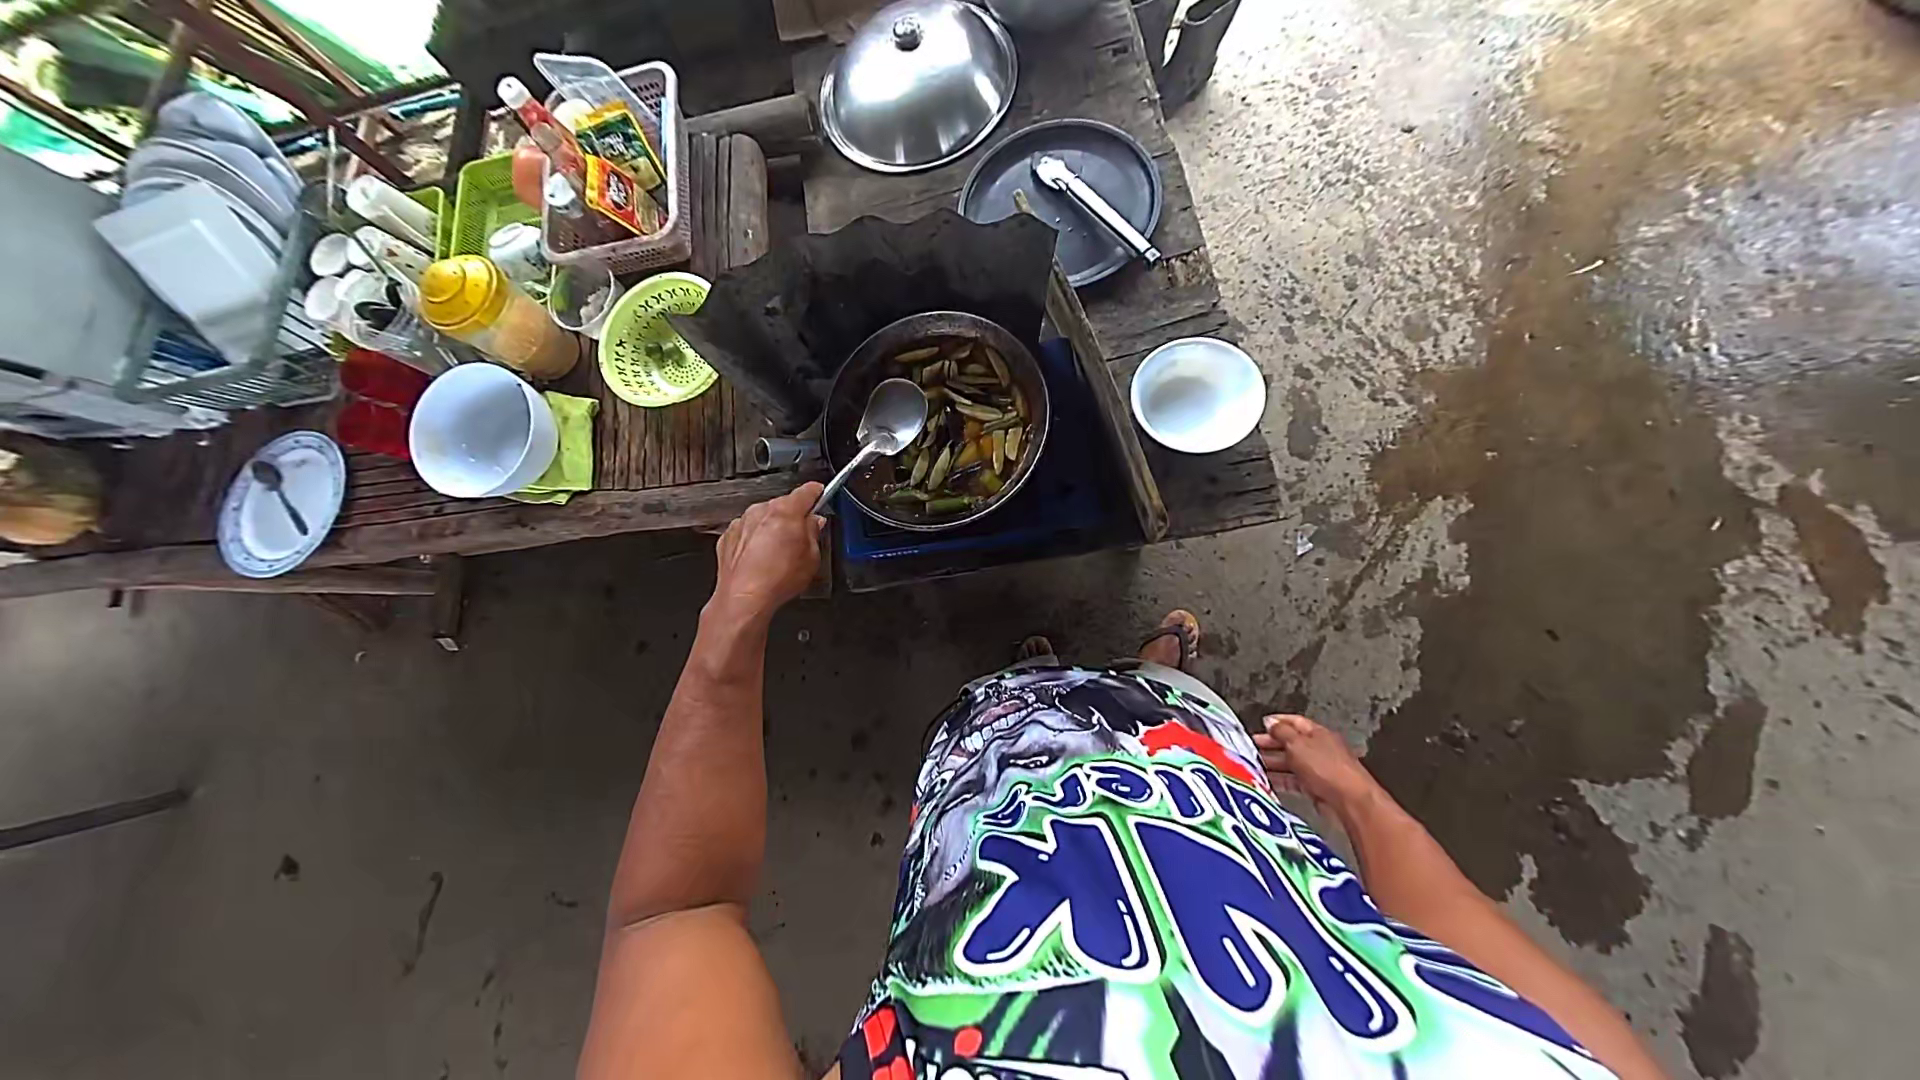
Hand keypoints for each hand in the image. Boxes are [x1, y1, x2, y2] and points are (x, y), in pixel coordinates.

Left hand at [709, 482, 825, 623]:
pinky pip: (748, 531)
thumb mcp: (812, 558)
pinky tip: (762, 560)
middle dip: (794, 518)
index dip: (817, 493)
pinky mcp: (729, 536)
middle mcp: (761, 511)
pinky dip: (755, 541)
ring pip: (764, 518)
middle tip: (802, 540)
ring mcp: (742, 522)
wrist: (744, 598)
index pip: (807, 491)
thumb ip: (814, 533)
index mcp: (786, 511)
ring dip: (773, 530)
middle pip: (784, 505)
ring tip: (780, 556)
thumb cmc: (775, 580)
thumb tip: (814, 524)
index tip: (820, 495)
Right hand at [1252, 714, 1382, 817]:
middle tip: (1253, 747)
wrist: (1351, 802)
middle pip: (1292, 743)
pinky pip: (1295, 781)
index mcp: (1319, 733)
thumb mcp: (1297, 743)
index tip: (1262, 724)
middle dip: (1271, 744)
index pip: (1294, 722)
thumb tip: (1271, 722)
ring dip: (1274, 764)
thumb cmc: (1330, 769)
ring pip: (1292, 763)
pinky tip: (1269, 781)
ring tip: (1256, 765)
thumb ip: (1281, 731)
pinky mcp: (1319, 789)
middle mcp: (1321, 750)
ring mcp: (1321, 770)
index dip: (1277, 722)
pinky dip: (1281, 780)